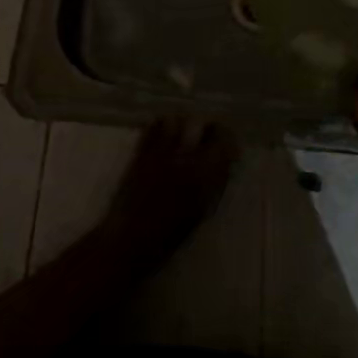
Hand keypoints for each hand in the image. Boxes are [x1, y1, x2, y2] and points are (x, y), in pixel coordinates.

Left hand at [102, 118, 237, 252]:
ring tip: (181, 134)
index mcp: (205, 173)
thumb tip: (224, 160)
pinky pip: (150, 128)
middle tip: (204, 136)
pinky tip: (161, 136)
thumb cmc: (172, 232)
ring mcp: (158, 152)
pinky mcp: (139, 153)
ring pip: (173, 120)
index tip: (225, 144)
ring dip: (180, 124)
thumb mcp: (203, 208)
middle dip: (204, 127)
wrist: (132, 237)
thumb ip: (215, 181)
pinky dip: (158, 127)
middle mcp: (184, 156)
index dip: (225, 137)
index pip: (222, 138)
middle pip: (198, 123)